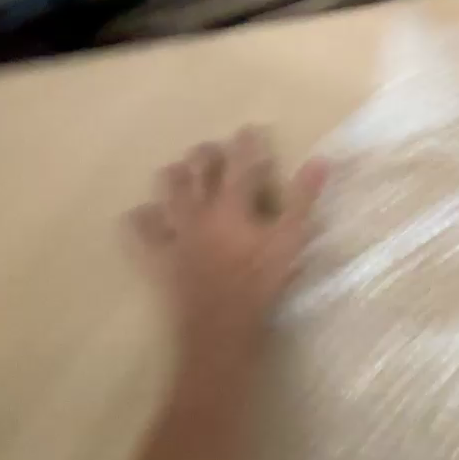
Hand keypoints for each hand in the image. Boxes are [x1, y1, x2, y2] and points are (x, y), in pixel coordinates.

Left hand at [126, 128, 329, 355]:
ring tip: (179, 171)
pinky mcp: (157, 258)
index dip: (246, 144)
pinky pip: (138, 233)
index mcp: (232, 206)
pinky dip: (139, 220)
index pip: (241, 164)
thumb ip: (303, 199)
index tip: (249, 129)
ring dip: (174, 177)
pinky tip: (142, 214)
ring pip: (167, 193)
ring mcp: (175, 235)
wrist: (220, 330)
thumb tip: (320, 160)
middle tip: (213, 149)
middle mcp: (199, 212)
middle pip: (197, 171)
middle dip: (205, 155)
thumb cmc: (260, 283)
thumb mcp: (291, 240)